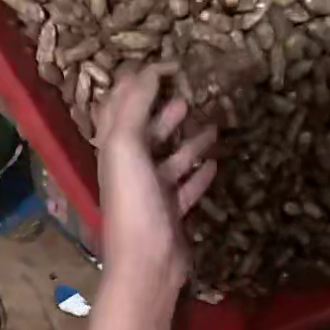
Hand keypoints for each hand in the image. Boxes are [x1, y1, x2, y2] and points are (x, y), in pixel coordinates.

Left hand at [93, 64, 217, 296]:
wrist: (148, 263)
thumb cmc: (135, 203)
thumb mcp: (126, 148)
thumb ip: (134, 108)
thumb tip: (147, 72)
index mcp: (114, 149)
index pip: (120, 106)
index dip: (137, 83)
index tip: (166, 65)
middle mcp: (130, 168)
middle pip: (146, 132)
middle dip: (164, 111)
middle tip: (189, 92)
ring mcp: (152, 192)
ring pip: (170, 159)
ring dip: (187, 141)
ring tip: (211, 123)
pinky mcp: (172, 213)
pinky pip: (186, 188)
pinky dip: (199, 174)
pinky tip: (215, 162)